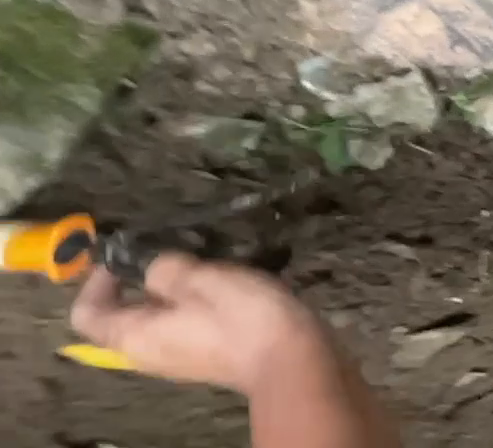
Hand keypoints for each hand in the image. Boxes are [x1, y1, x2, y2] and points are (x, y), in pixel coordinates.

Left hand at [69, 253, 329, 395]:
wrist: (287, 353)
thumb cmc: (241, 314)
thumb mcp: (206, 280)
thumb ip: (170, 270)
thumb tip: (154, 267)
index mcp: (134, 334)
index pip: (88, 313)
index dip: (97, 282)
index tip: (123, 256)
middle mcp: (145, 351)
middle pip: (127, 315)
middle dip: (147, 282)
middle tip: (183, 253)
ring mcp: (176, 356)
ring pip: (163, 318)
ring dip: (179, 291)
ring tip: (217, 266)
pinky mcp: (205, 354)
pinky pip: (188, 324)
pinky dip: (200, 303)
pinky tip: (237, 288)